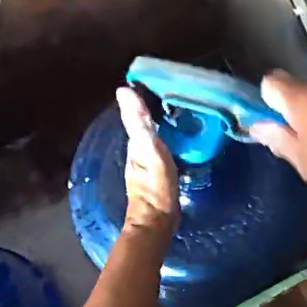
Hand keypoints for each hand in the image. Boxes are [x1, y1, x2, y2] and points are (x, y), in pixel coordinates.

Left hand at [116, 86, 178, 237]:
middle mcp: (137, 152)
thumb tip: (123, 90)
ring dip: (164, 126)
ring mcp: (147, 165)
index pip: (137, 113)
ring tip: (182, 114)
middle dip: (156, 110)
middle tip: (177, 96)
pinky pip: (163, 150)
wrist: (157, 224)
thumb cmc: (156, 188)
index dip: (145, 97)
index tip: (161, 82)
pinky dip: (169, 141)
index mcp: (135, 143)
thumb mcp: (150, 151)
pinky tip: (181, 141)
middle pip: (145, 124)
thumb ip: (139, 123)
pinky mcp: (158, 175)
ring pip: (154, 137)